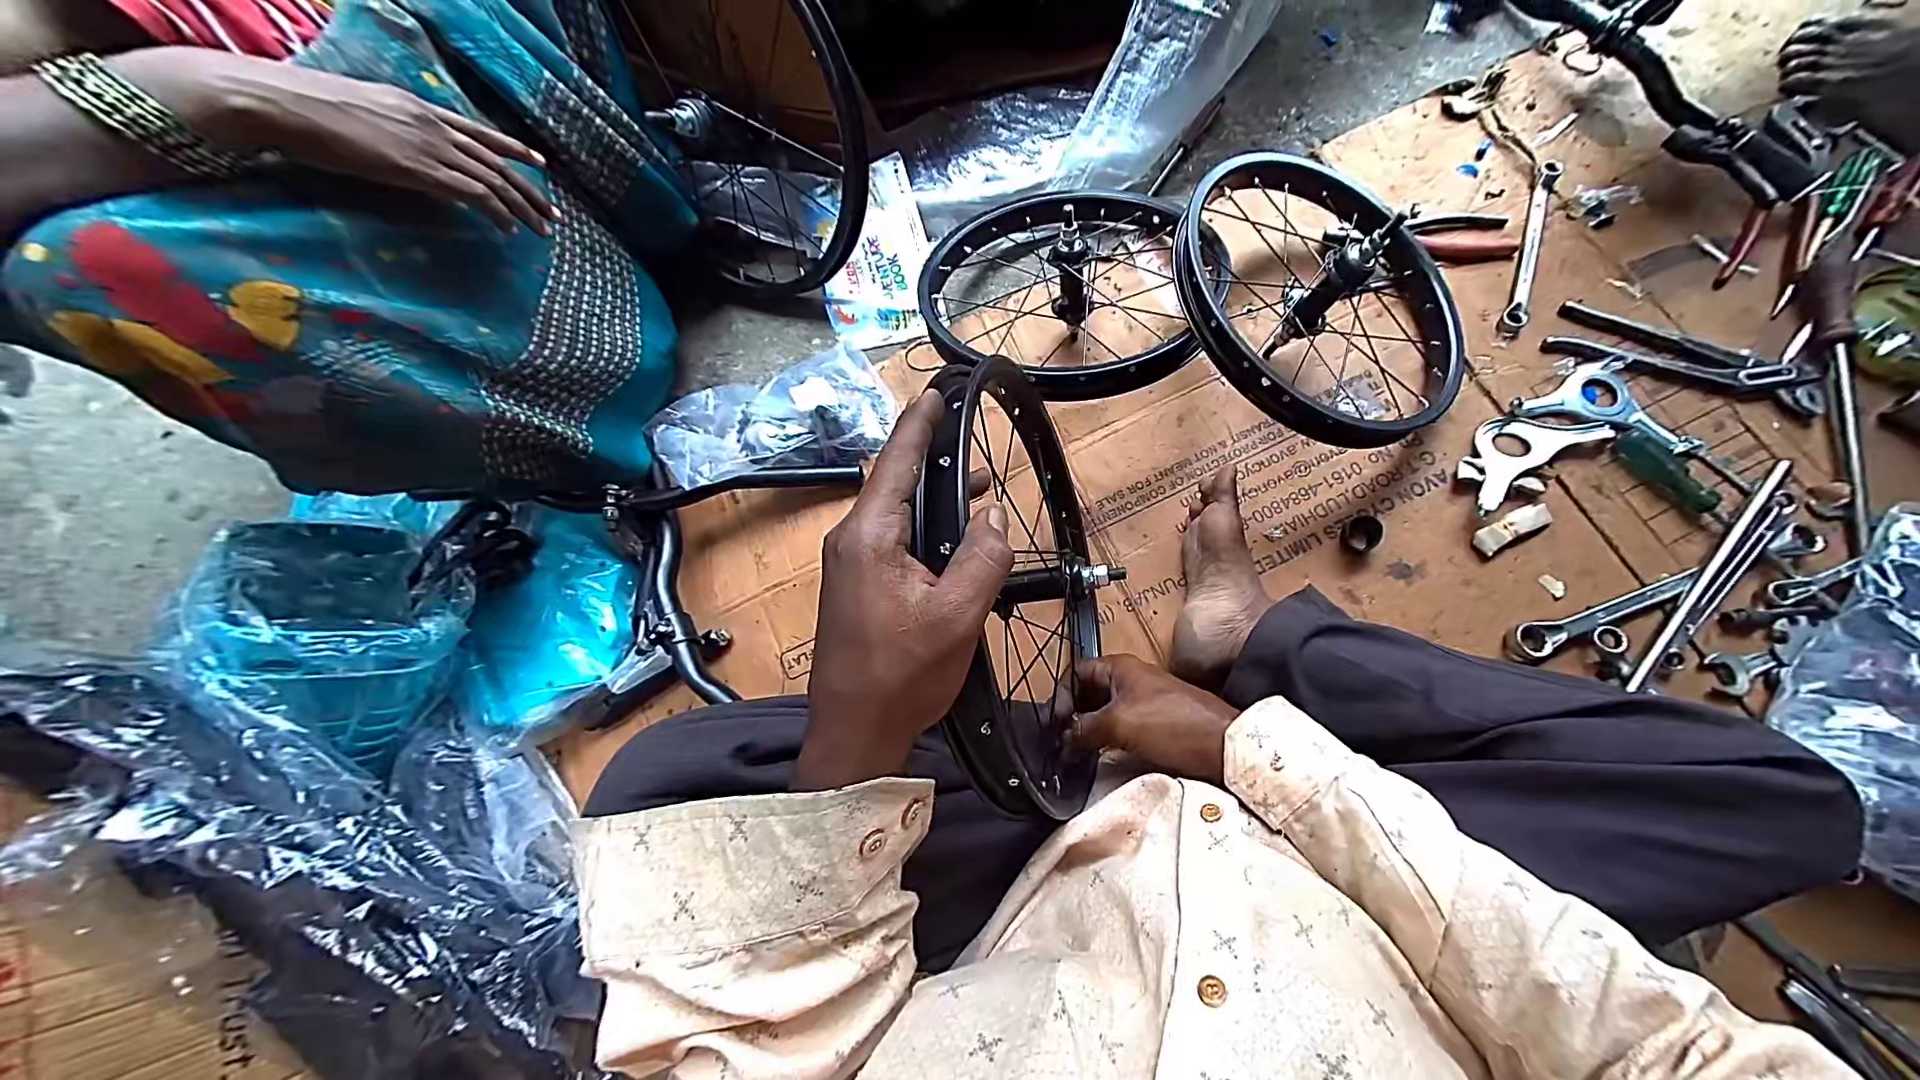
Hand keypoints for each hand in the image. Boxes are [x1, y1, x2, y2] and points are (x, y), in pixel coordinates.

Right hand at [112, 48, 554, 233]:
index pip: (480, 132)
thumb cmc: (303, 107)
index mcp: (418, 106)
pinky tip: (508, 229)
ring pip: (495, 181)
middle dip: (530, 192)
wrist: (275, 101)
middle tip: (552, 216)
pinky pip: (476, 194)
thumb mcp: (363, 112)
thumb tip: (410, 152)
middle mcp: (432, 125)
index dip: (516, 149)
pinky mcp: (422, 169)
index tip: (541, 164)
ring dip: (523, 209)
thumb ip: (397, 131)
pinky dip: (498, 213)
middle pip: (498, 163)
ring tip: (540, 230)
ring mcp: (429, 146)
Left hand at [794, 389, 1014, 789]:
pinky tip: (953, 537)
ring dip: (934, 498)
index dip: (919, 423)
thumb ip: (983, 557)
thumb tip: (993, 514)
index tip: (937, 391)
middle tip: (973, 440)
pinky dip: (924, 529)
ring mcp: (850, 564)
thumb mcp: (957, 616)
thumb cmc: (901, 677)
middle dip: (935, 460)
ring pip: (896, 513)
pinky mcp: (858, 585)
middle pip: (895, 483)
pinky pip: (893, 540)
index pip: (896, 461)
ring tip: (976, 487)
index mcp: (869, 537)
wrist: (854, 731)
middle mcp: (851, 541)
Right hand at [1069, 655, 1239, 784]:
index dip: (1061, 695)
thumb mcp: (1119, 724)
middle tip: (1064, 740)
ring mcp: (1145, 699)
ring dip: (1090, 728)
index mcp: (1119, 667)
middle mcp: (1130, 678)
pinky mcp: (1157, 721)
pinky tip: (1104, 754)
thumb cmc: (1171, 725)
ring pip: (1105, 710)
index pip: (1076, 672)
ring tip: (1079, 750)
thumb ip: (1084, 728)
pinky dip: (1108, 737)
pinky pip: (1122, 724)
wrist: (1223, 746)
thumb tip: (1064, 739)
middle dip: (1074, 714)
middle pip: (1089, 692)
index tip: (1055, 723)